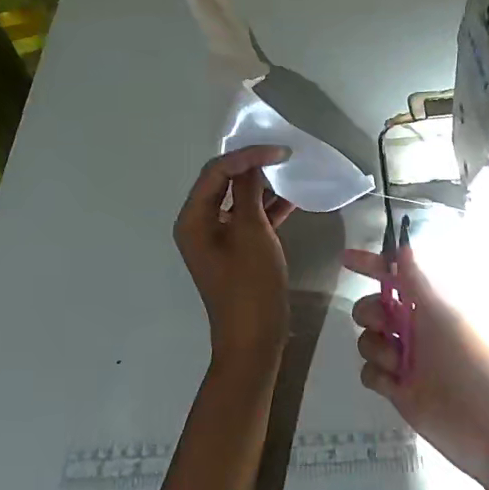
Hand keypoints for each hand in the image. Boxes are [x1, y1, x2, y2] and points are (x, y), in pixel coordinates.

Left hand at [175, 146, 296, 366]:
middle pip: (224, 181)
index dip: (247, 155)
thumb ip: (250, 191)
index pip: (216, 172)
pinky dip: (269, 207)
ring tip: (291, 170)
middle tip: (283, 153)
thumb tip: (251, 161)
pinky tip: (294, 197)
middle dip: (253, 165)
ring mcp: (219, 237)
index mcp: (193, 219)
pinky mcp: (238, 249)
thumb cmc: (250, 284)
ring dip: (263, 185)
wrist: (254, 338)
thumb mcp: (252, 232)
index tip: (280, 150)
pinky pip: (251, 218)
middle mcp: (200, 223)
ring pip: (240, 199)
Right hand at [342, 245, 488, 481]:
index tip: (345, 259)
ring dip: (376, 346)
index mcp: (433, 304)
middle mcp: (419, 328)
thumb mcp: (442, 312)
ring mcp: (408, 360)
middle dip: (372, 312)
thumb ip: (417, 279)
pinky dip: (377, 375)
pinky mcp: (400, 390)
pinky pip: (370, 373)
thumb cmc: (470, 360)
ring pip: (369, 340)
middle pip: (375, 308)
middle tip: (385, 325)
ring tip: (398, 364)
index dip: (372, 265)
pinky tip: (395, 384)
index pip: (398, 276)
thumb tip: (404, 244)